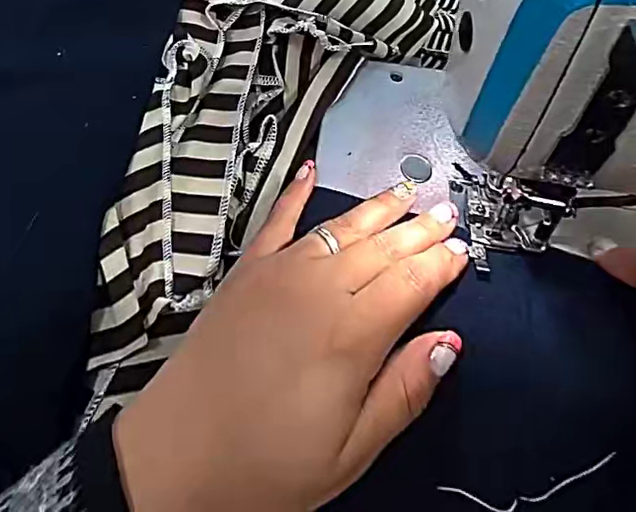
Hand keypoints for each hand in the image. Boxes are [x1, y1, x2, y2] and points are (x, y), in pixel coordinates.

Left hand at [113, 162, 469, 510]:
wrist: (175, 456)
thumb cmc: (263, 465)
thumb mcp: (349, 452)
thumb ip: (404, 391)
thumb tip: (447, 343)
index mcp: (350, 334)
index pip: (413, 281)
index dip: (442, 263)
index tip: (461, 250)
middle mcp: (319, 288)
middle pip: (385, 246)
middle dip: (420, 227)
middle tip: (445, 211)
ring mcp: (281, 270)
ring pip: (344, 225)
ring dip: (379, 206)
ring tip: (406, 190)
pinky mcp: (249, 268)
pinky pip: (279, 218)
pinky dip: (296, 191)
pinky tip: (311, 170)